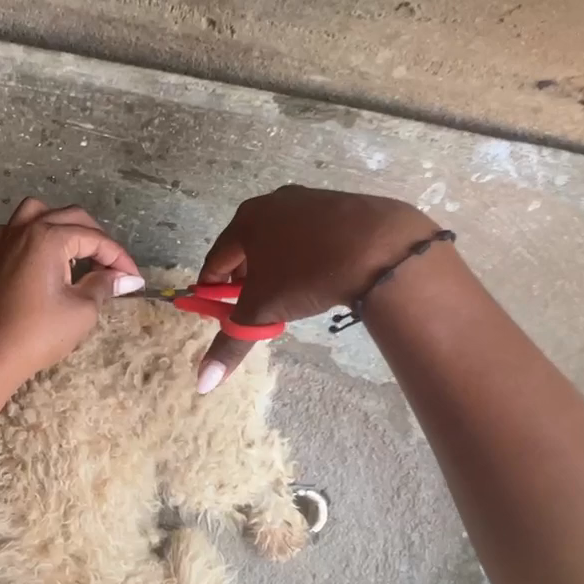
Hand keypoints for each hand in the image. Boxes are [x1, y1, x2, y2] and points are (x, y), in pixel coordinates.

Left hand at [0, 198, 143, 384]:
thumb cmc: (39, 333)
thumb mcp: (82, 309)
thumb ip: (104, 285)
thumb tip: (125, 278)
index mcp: (48, 237)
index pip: (94, 238)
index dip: (119, 258)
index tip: (133, 278)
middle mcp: (25, 229)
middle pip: (71, 219)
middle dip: (97, 241)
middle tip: (114, 269)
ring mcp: (5, 240)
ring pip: (41, 213)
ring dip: (65, 226)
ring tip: (80, 252)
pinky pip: (18, 229)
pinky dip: (37, 233)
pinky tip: (46, 255)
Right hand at [195, 186, 441, 391]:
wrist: (381, 249)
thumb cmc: (305, 276)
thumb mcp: (261, 312)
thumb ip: (230, 344)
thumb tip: (203, 383)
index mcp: (244, 222)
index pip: (214, 262)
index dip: (211, 291)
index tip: (217, 312)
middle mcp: (271, 202)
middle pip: (245, 249)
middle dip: (244, 280)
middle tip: (253, 306)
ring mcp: (307, 199)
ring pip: (278, 241)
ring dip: (274, 268)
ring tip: (286, 294)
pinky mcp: (339, 204)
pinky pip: (308, 236)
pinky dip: (303, 256)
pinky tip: (317, 275)